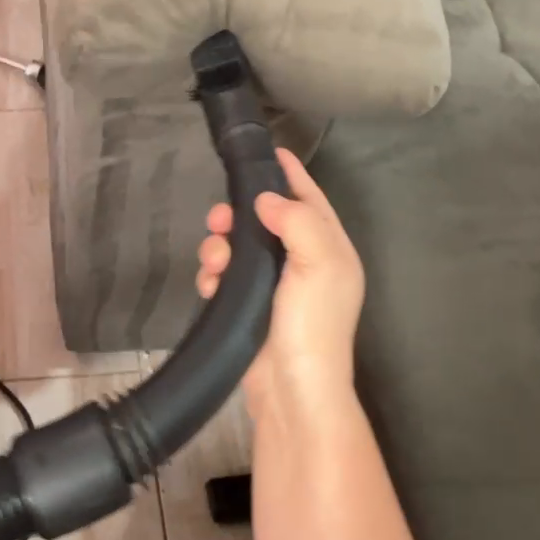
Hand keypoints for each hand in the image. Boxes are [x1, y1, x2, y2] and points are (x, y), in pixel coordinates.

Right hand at [195, 148, 363, 422]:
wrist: (292, 388)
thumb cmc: (313, 323)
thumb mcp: (318, 262)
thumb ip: (297, 220)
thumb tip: (265, 199)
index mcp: (328, 248)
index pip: (309, 199)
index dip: (289, 175)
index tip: (266, 150)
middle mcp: (302, 263)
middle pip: (264, 222)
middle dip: (237, 216)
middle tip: (217, 220)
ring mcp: (274, 288)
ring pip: (238, 249)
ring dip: (220, 249)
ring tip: (213, 263)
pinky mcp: (248, 309)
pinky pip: (225, 279)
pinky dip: (214, 278)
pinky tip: (210, 287)